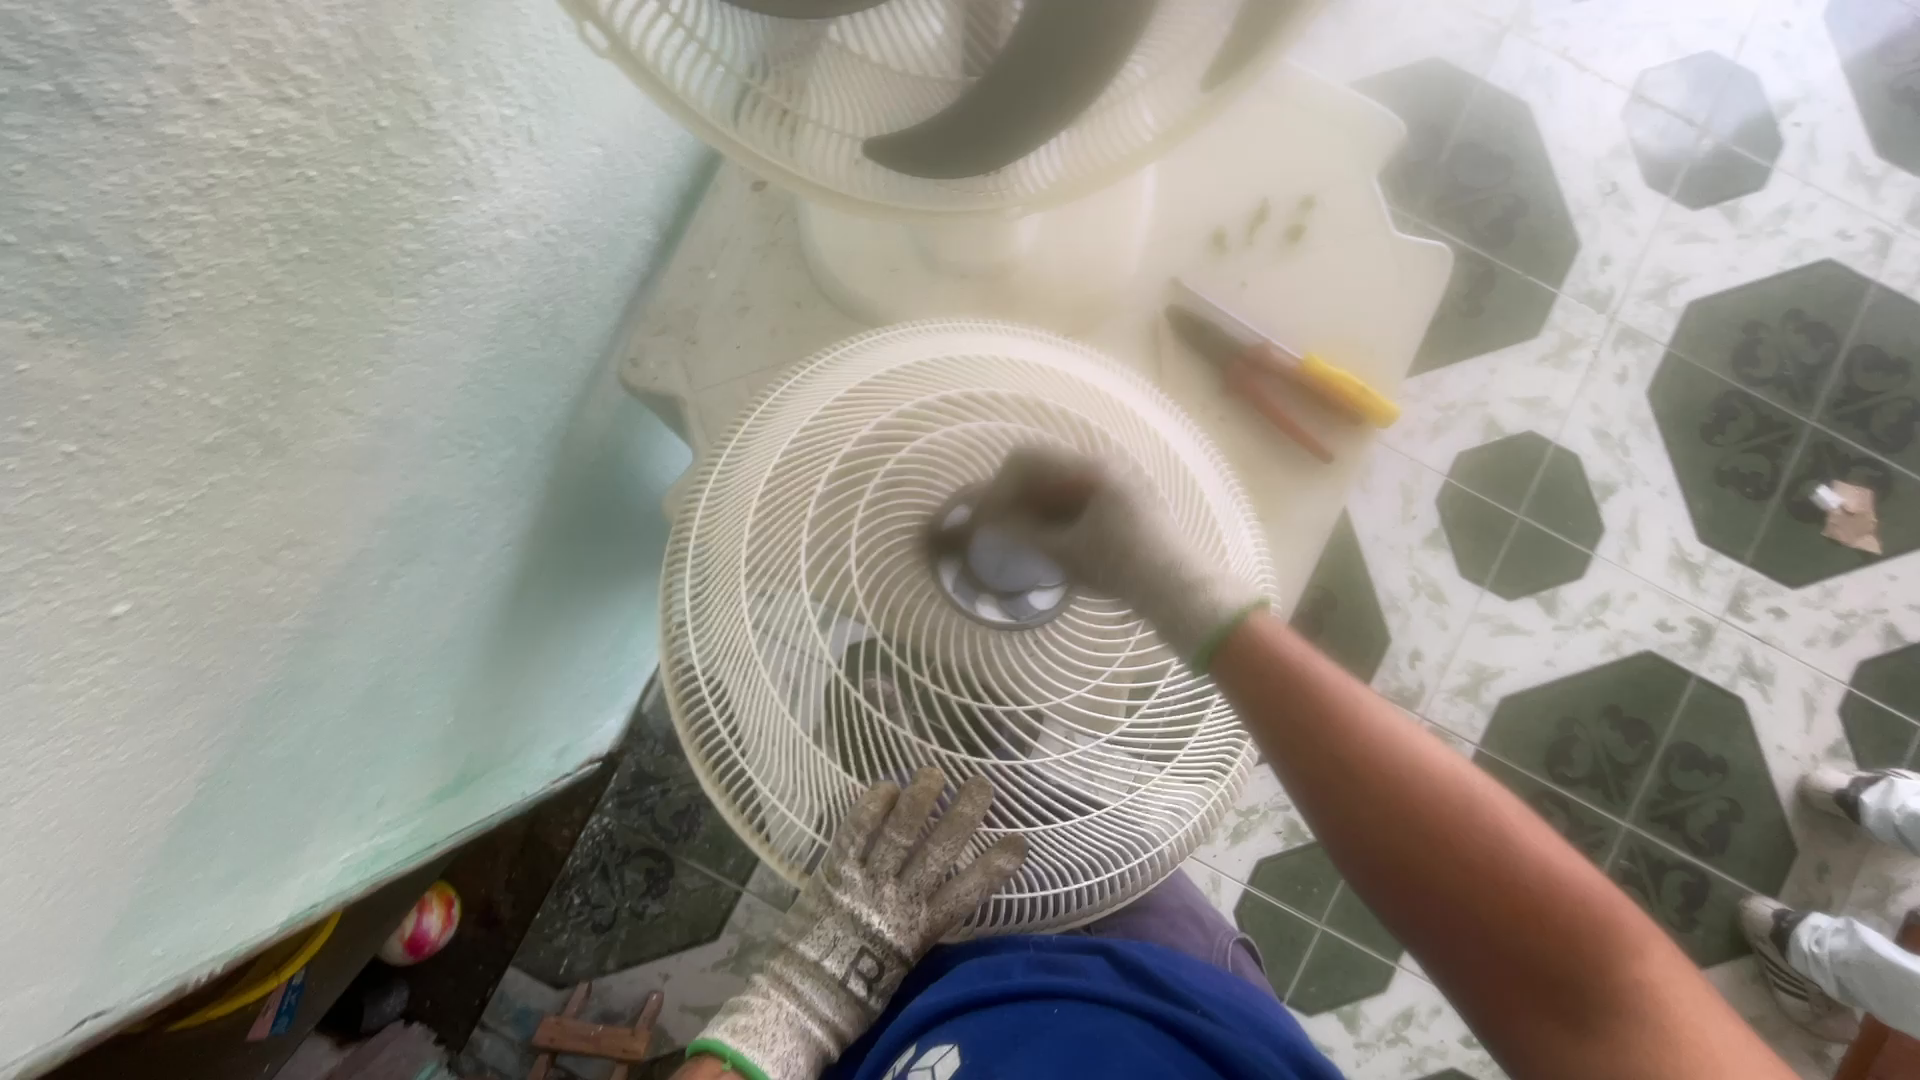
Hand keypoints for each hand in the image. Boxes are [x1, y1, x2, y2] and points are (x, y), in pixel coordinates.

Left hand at [690, 768, 1026, 1079]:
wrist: (803, 1002)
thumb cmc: (859, 989)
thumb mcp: (904, 961)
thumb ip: (923, 924)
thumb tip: (941, 892)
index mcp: (921, 929)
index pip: (967, 892)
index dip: (994, 866)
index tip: (1019, 841)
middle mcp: (899, 899)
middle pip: (938, 850)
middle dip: (963, 815)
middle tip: (981, 785)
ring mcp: (866, 882)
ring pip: (899, 833)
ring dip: (919, 799)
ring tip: (933, 774)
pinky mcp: (834, 872)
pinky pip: (855, 833)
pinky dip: (870, 807)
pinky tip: (886, 785)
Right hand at [975, 444, 1265, 669]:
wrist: (1181, 589)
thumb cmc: (1122, 568)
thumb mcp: (1065, 553)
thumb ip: (1022, 533)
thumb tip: (988, 522)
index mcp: (1088, 468)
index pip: (1025, 459)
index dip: (997, 486)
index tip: (986, 519)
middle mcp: (1104, 464)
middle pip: (1043, 467)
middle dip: (1014, 494)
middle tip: (999, 527)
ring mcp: (1118, 480)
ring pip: (1060, 481)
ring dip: (1035, 503)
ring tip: (1023, 536)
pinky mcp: (1126, 499)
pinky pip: (1080, 494)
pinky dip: (1058, 510)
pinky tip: (1053, 538)